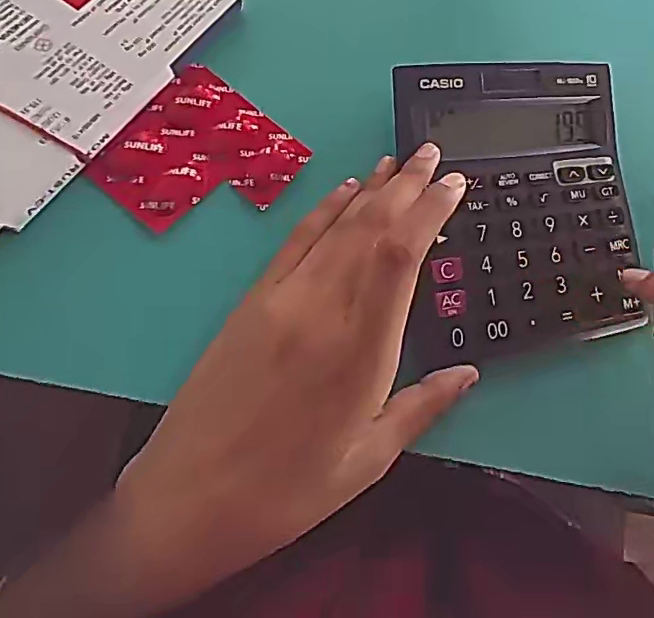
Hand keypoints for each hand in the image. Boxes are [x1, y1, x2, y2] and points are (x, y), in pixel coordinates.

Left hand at [0, 147, 477, 616]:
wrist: (185, 501)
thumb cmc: (287, 488)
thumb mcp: (368, 458)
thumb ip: (424, 406)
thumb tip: (468, 374)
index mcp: (361, 346)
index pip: (402, 254)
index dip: (431, 209)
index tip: (453, 184)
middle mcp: (324, 307)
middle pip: (372, 225)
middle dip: (407, 183)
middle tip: (431, 153)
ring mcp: (285, 296)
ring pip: (338, 224)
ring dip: (372, 187)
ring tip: (398, 160)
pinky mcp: (254, 297)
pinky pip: (297, 238)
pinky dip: (326, 208)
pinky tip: (345, 189)